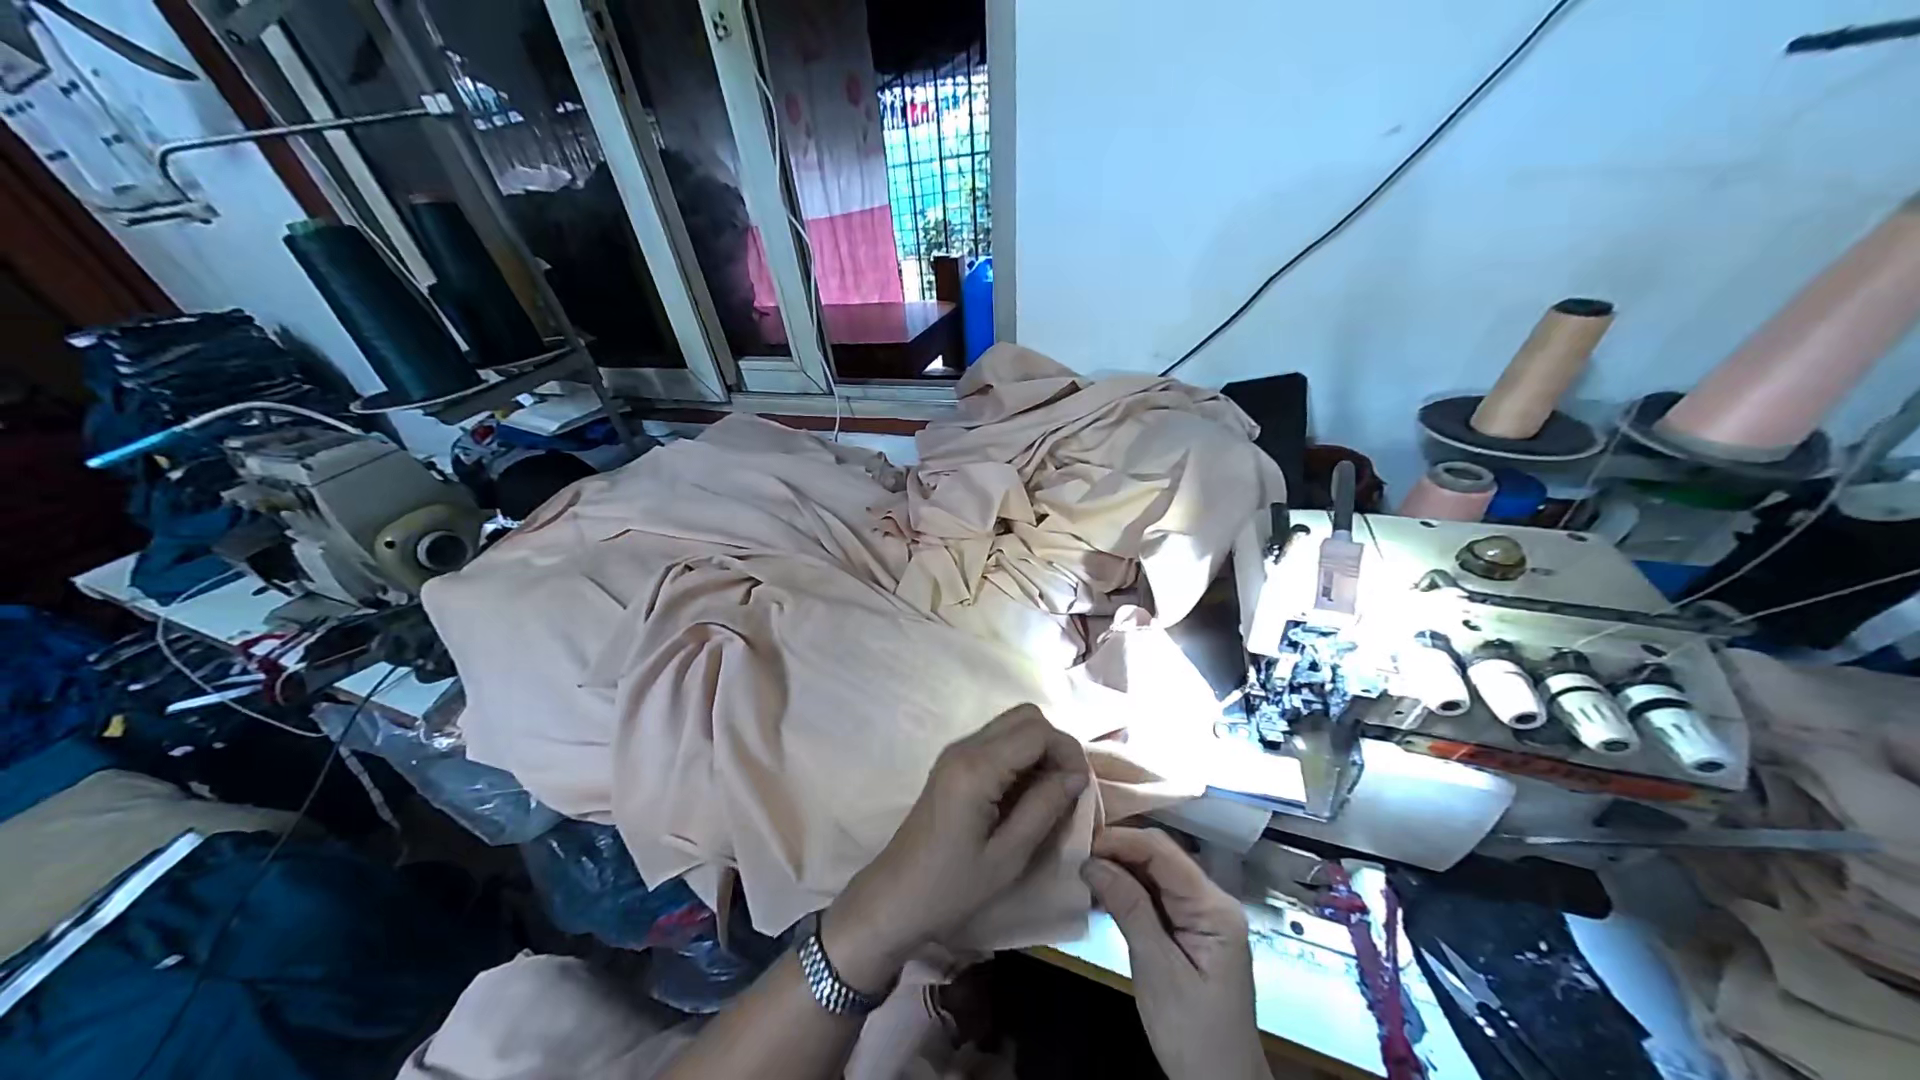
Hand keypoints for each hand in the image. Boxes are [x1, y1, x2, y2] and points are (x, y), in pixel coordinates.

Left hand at [821, 704, 1089, 993]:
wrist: (895, 897)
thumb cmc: (952, 886)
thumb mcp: (1008, 855)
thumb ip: (1045, 807)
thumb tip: (1077, 776)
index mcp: (976, 767)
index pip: (1037, 731)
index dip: (1069, 752)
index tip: (1082, 789)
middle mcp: (964, 747)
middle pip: (1026, 717)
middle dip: (1056, 745)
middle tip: (1069, 787)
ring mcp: (956, 752)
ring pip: (1012, 725)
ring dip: (1039, 750)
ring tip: (1052, 793)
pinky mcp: (953, 763)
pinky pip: (997, 742)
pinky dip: (1021, 757)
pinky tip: (1027, 793)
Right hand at [1082, 827, 1269, 1079]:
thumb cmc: (1194, 1034)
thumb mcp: (1158, 972)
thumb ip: (1130, 909)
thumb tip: (1092, 861)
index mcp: (1214, 907)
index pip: (1164, 853)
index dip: (1122, 840)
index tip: (1081, 842)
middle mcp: (1212, 900)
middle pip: (1161, 857)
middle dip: (1118, 849)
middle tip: (1075, 852)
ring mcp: (1201, 914)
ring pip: (1155, 872)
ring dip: (1119, 867)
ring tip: (1081, 866)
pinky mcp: (1188, 928)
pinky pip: (1155, 894)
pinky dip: (1127, 888)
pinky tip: (1100, 889)